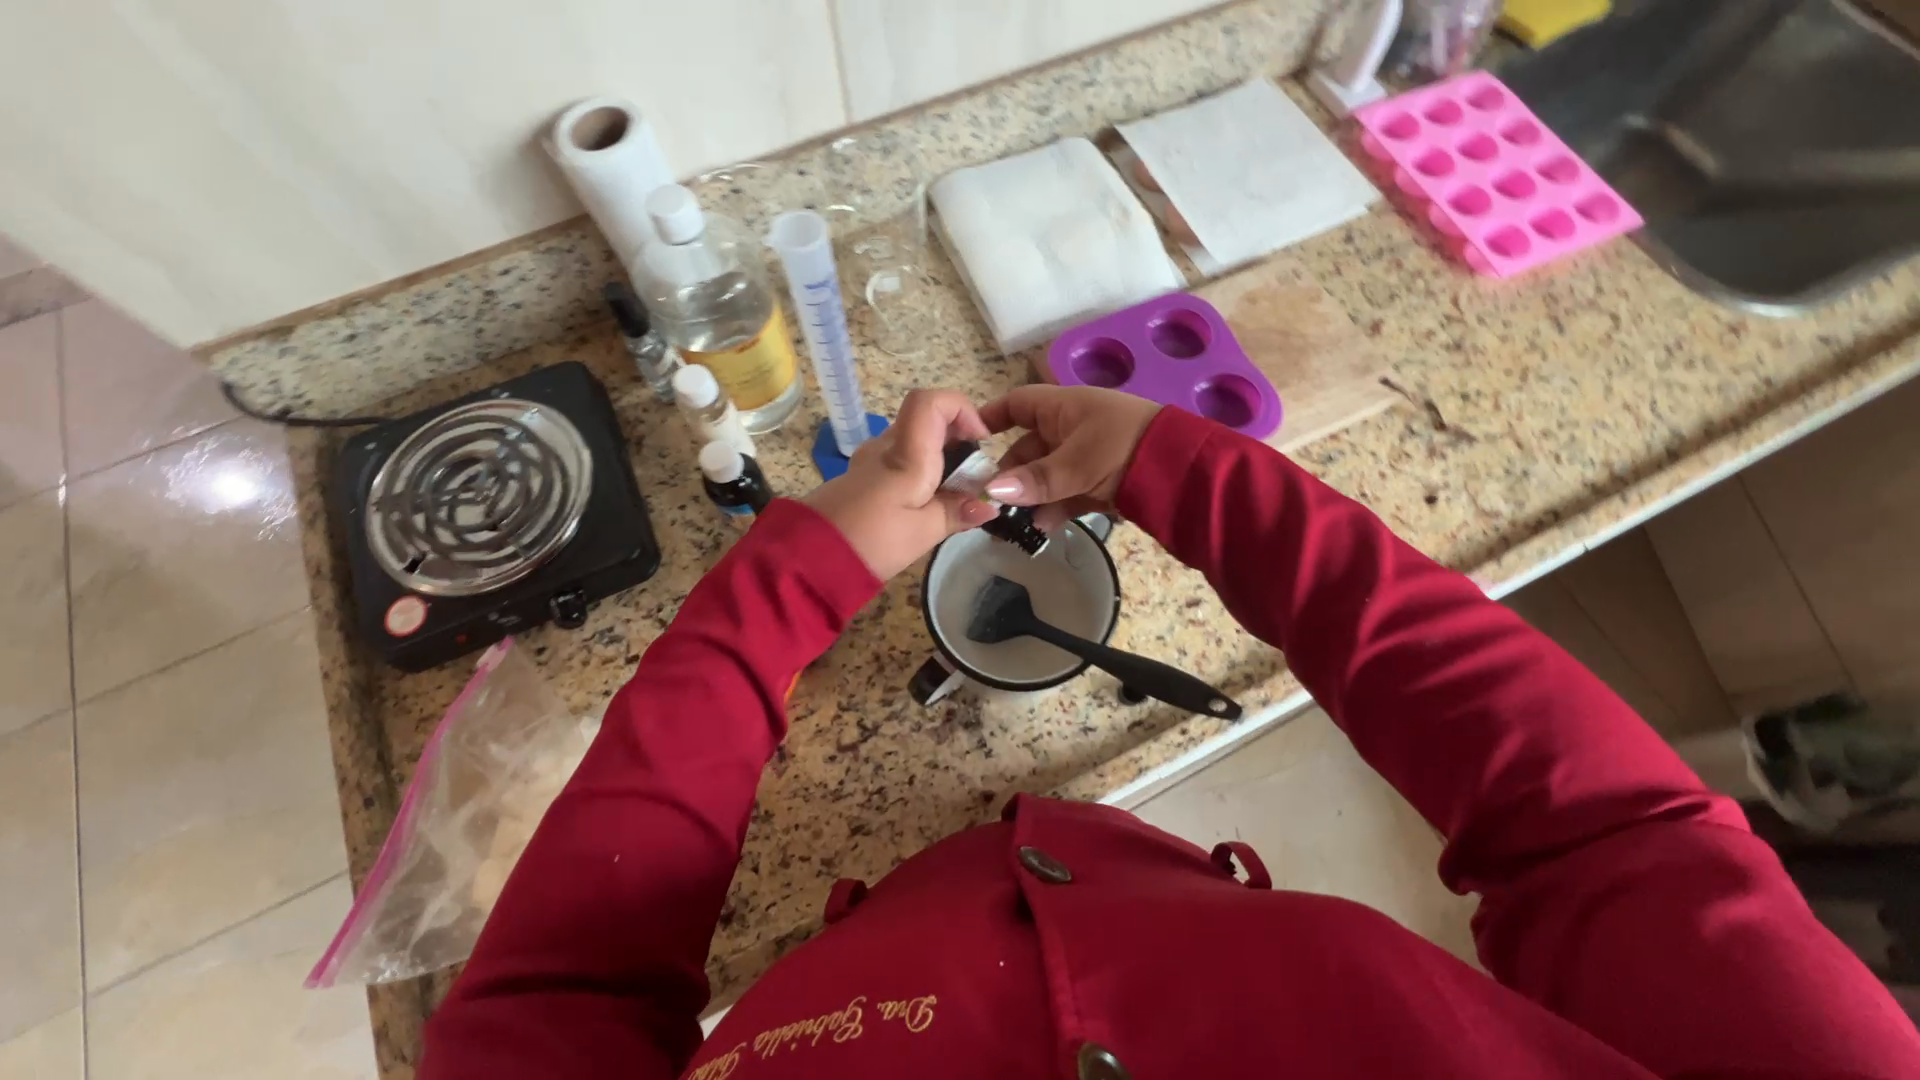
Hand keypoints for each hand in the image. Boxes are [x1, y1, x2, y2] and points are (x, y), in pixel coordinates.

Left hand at [802, 389, 998, 579]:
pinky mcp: (862, 479)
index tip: (980, 440)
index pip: (931, 401)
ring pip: (915, 444)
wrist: (807, 560)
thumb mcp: (923, 532)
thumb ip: (957, 511)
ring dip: (941, 461)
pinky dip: (922, 475)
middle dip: (959, 442)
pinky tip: (927, 507)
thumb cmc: (870, 541)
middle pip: (928, 422)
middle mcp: (885, 446)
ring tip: (956, 499)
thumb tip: (989, 503)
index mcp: (905, 452)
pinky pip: (900, 462)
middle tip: (975, 480)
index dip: (962, 408)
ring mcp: (870, 461)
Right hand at [978, 385, 1160, 530]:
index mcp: (1064, 406)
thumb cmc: (1125, 448)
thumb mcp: (1076, 464)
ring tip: (1014, 524)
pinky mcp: (1103, 480)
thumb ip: (1035, 481)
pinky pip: (1069, 493)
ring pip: (1048, 475)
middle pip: (1029, 447)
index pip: (1017, 404)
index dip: (991, 418)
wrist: (1187, 471)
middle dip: (1010, 475)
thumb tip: (991, 491)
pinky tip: (1043, 528)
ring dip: (1032, 498)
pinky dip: (1056, 508)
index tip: (967, 442)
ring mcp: (1088, 454)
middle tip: (989, 503)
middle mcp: (1072, 426)